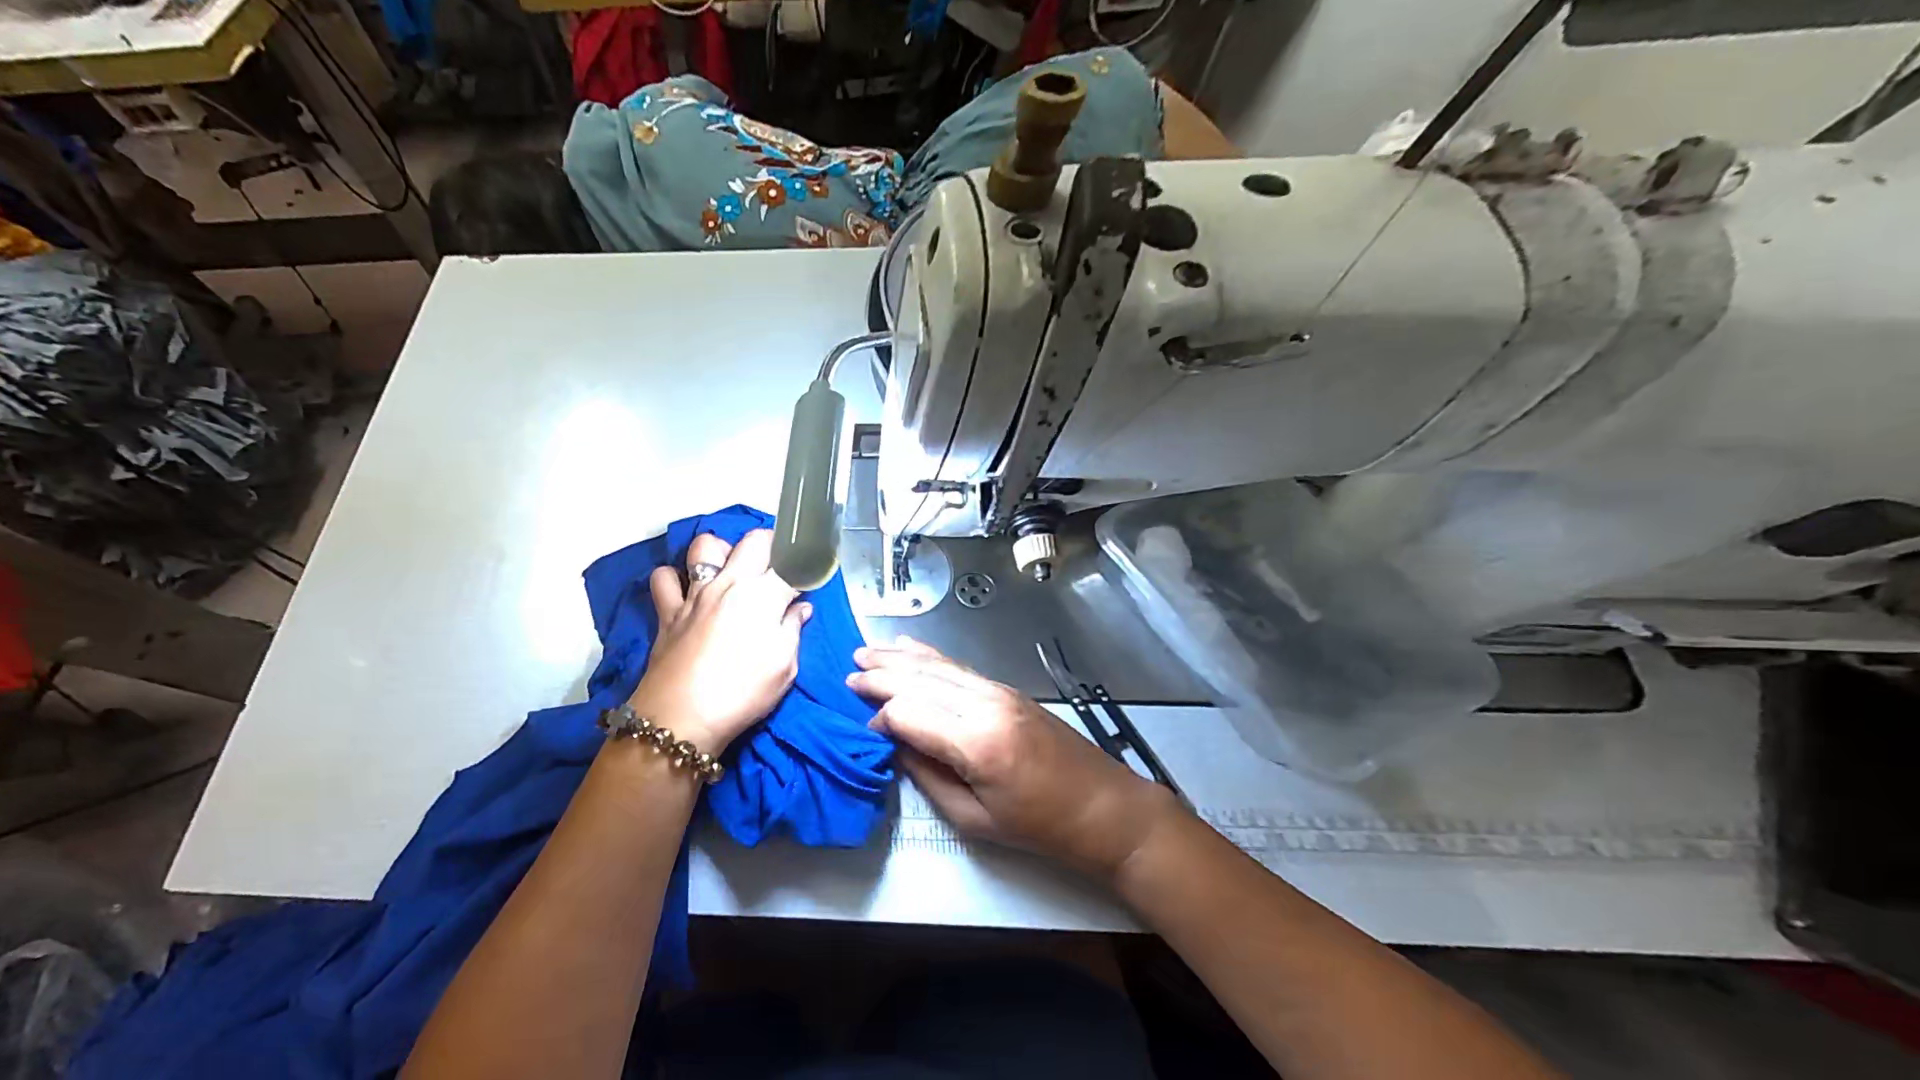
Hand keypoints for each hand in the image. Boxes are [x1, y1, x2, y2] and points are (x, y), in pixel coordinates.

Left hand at [627, 529, 811, 754]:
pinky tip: (685, 591)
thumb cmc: (743, 694)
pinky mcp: (668, 611)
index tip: (810, 576)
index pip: (793, 566)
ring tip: (728, 569)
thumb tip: (800, 608)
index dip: (806, 569)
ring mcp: (695, 594)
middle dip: (771, 545)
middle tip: (776, 564)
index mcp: (763, 596)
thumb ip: (793, 629)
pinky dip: (674, 578)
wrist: (681, 718)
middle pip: (754, 542)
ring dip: (721, 550)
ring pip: (705, 545)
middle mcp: (730, 584)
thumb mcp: (785, 667)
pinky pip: (663, 578)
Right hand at [848, 638, 1177, 882]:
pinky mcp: (1007, 689)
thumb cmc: (1039, 826)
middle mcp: (985, 705)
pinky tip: (911, 647)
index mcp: (976, 742)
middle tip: (848, 671)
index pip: (910, 713)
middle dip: (882, 675)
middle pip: (921, 679)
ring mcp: (999, 691)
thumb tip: (896, 744)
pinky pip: (960, 667)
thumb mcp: (974, 819)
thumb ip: (929, 777)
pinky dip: (931, 656)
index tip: (863, 728)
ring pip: (939, 666)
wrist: (1102, 806)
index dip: (880, 717)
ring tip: (867, 651)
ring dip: (901, 658)